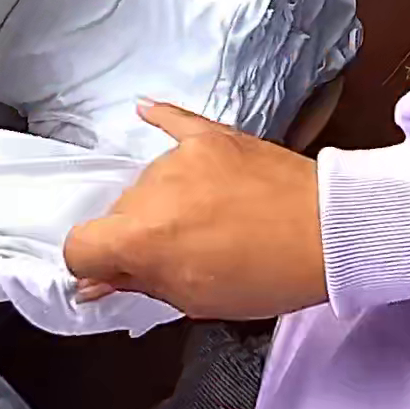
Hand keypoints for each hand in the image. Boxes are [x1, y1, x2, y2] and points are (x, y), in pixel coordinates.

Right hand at [63, 99, 326, 318]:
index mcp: (143, 235)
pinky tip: (144, 109)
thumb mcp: (196, 299)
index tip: (120, 271)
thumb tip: (100, 280)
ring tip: (204, 212)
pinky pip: (178, 120)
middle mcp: (156, 185)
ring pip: (149, 177)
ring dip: (162, 196)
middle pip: (119, 210)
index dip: (97, 265)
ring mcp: (189, 154)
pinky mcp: (219, 135)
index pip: (81, 245)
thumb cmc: (267, 275)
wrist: (328, 228)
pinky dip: (161, 118)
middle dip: (136, 232)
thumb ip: (140, 282)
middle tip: (178, 248)